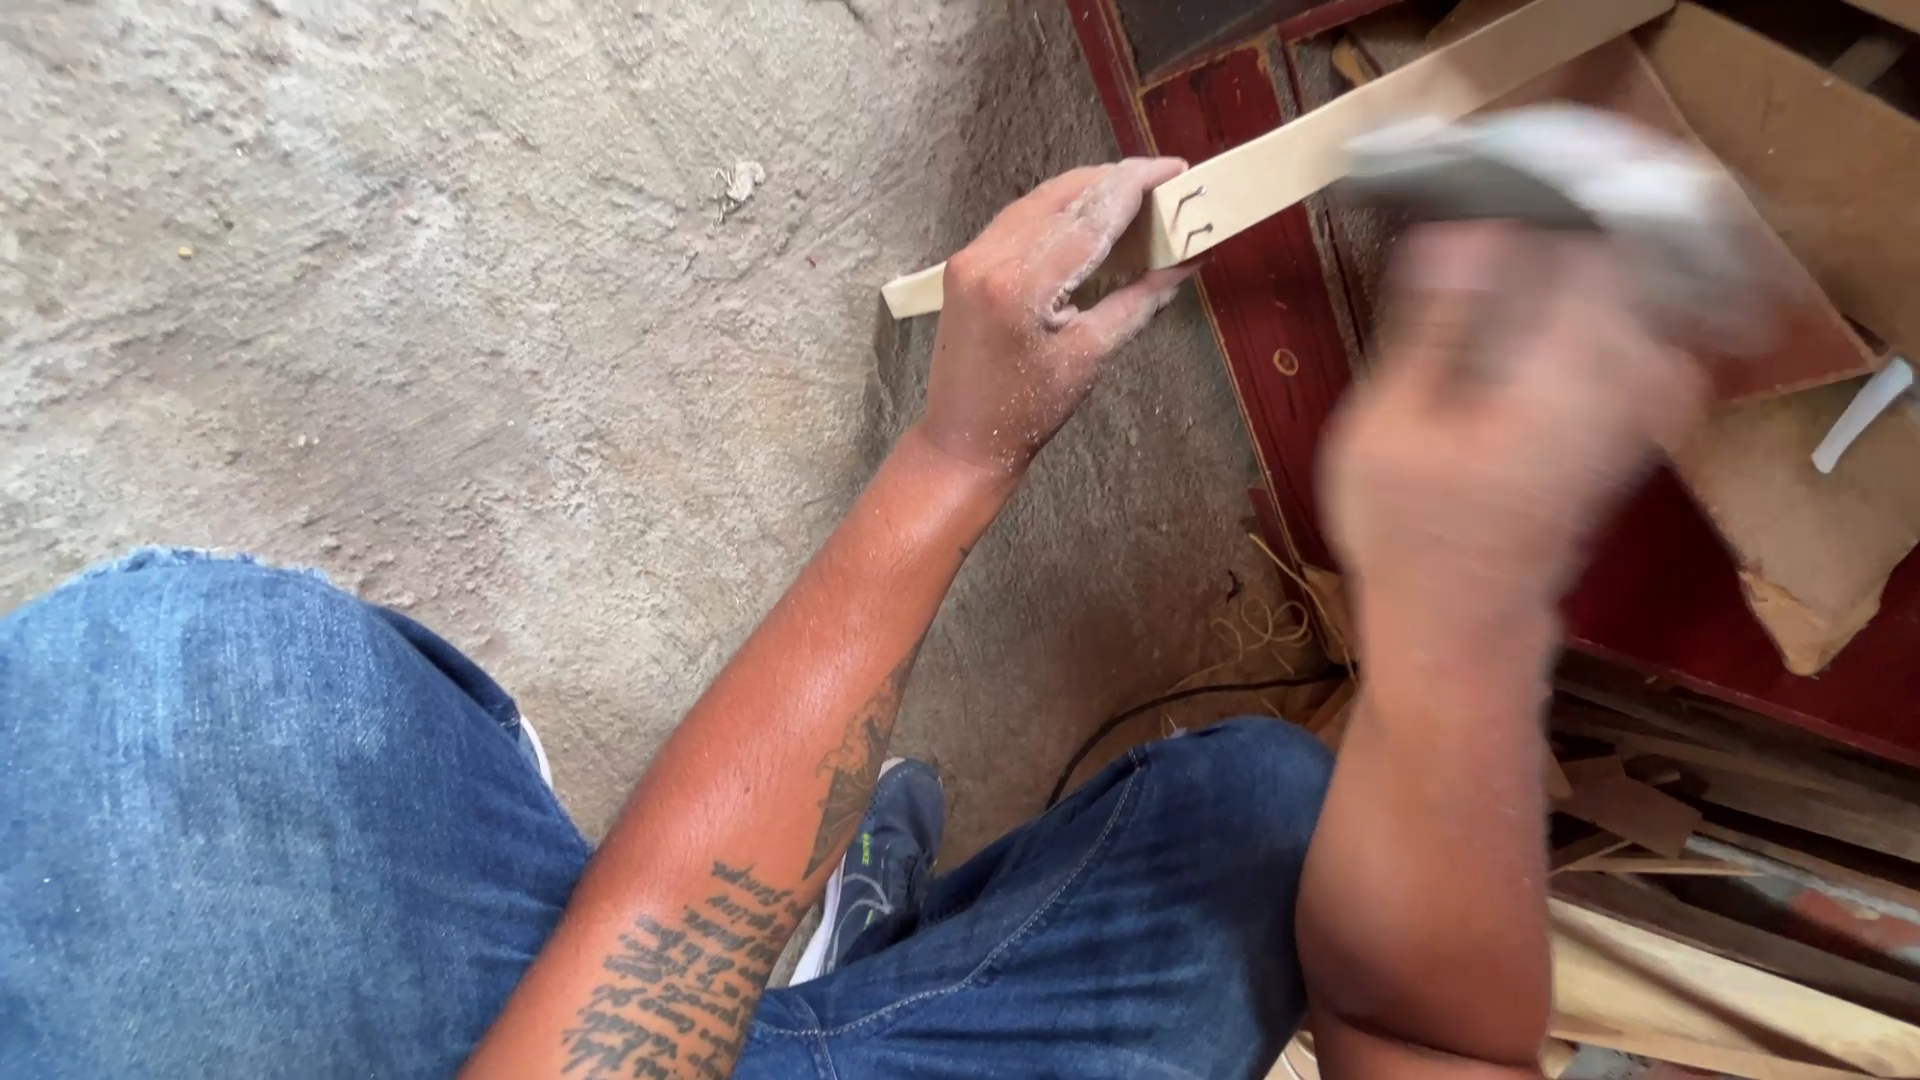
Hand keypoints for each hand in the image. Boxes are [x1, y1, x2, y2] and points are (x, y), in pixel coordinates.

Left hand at [920, 158, 1198, 474]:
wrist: (965, 439)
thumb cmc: (1026, 411)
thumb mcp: (1091, 356)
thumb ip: (1141, 300)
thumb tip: (1186, 261)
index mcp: (1021, 284)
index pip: (1091, 213)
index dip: (1138, 184)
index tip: (1175, 170)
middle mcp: (988, 258)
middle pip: (1064, 195)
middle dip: (1115, 182)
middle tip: (1161, 187)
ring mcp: (969, 258)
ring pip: (1038, 202)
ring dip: (1085, 194)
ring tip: (1129, 202)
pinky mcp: (962, 265)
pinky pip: (1016, 221)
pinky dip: (1054, 214)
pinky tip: (1083, 222)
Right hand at [1320, 223, 1709, 639]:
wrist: (1457, 612)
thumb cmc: (1406, 528)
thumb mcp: (1388, 427)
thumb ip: (1430, 328)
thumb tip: (1458, 233)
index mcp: (1567, 366)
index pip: (1584, 228)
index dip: (1527, 191)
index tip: (1461, 186)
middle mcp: (1630, 368)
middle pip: (1612, 244)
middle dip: (1537, 222)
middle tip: (1453, 231)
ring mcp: (1642, 391)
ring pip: (1618, 277)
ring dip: (1549, 258)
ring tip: (1469, 272)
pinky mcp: (1632, 408)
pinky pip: (1622, 314)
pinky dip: (1569, 295)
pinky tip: (1504, 314)